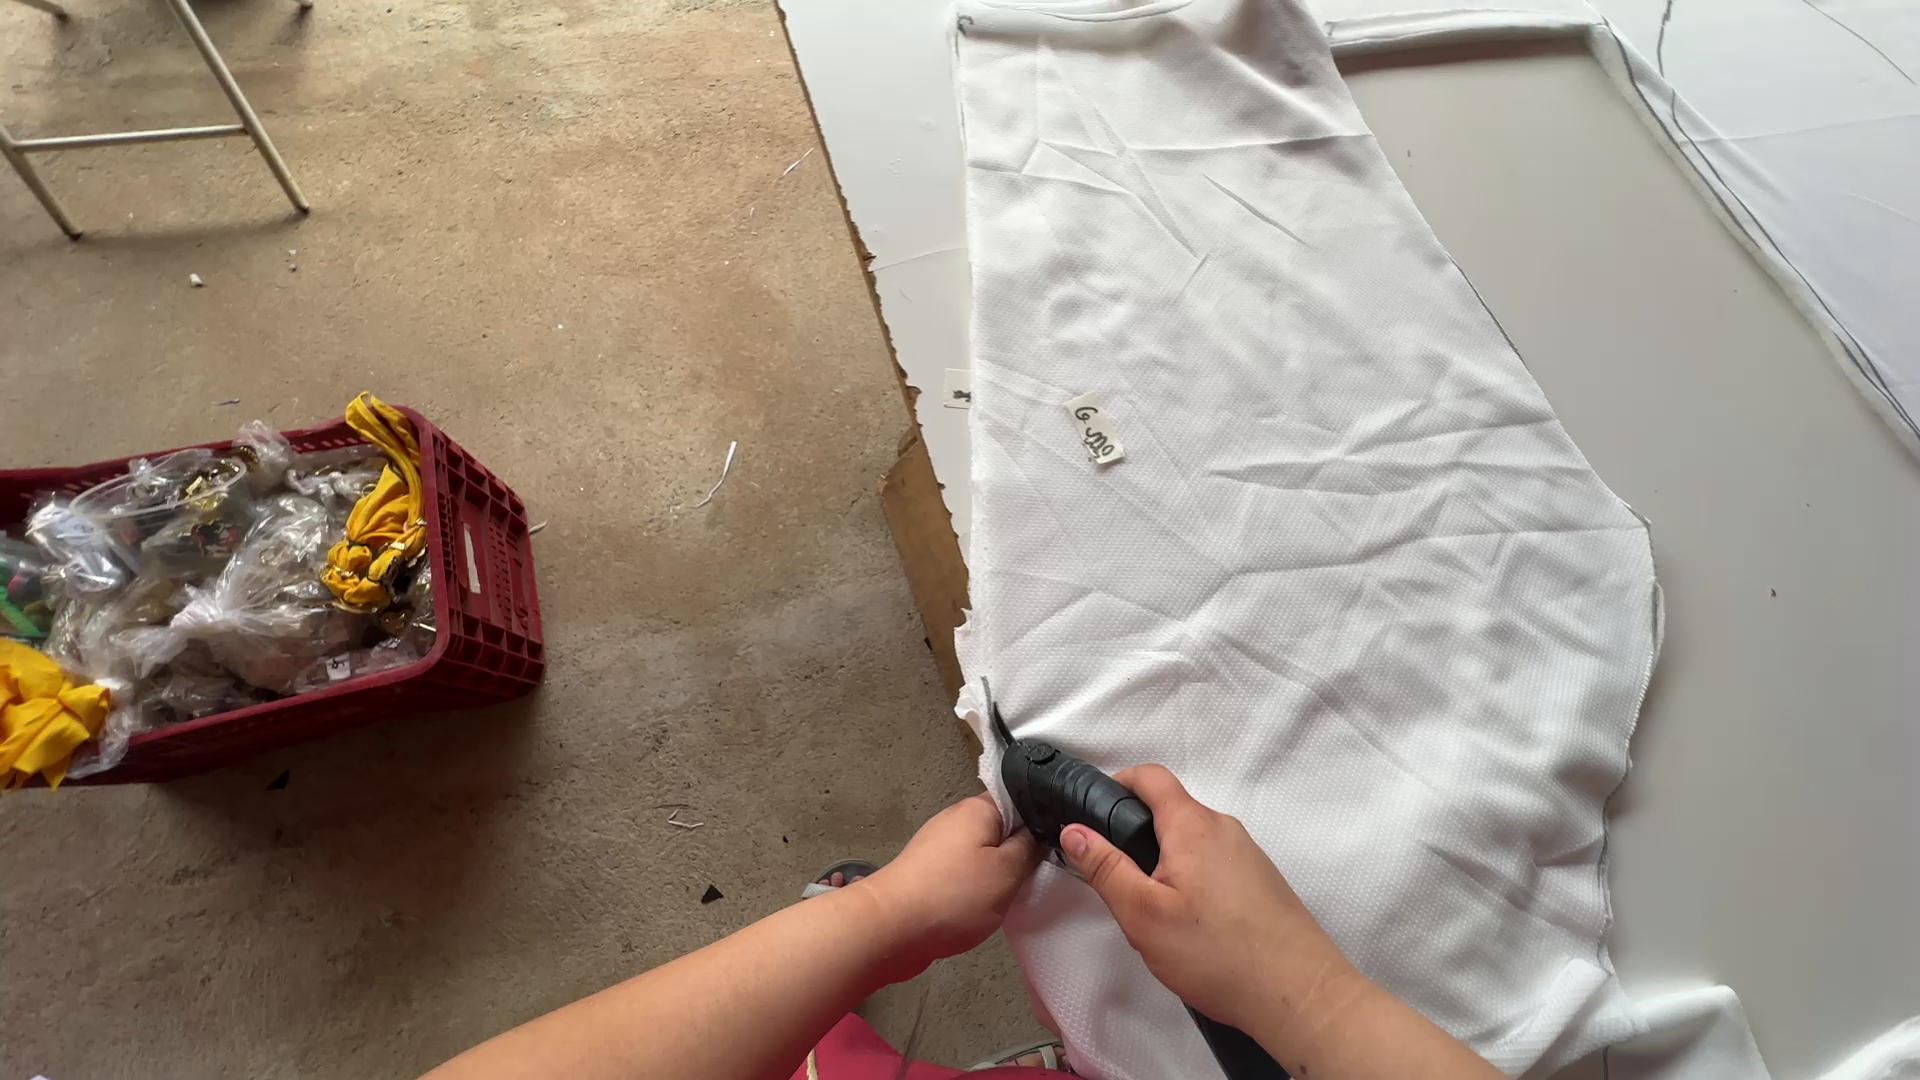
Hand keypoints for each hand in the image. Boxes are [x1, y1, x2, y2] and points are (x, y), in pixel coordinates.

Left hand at [859, 793, 1041, 980]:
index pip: (1019, 800)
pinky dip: (975, 889)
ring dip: (995, 875)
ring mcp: (940, 845)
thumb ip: (1029, 848)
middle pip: (1001, 829)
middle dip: (1016, 855)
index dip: (1039, 823)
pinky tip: (979, 909)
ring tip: (1002, 898)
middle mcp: (956, 819)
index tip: (1051, 847)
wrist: (892, 928)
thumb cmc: (950, 896)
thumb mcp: (1007, 872)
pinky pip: (964, 873)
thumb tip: (1038, 834)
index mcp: (977, 808)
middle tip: (1027, 878)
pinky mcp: (930, 871)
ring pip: (983, 854)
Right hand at [1059, 765, 1362, 1035]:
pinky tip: (1194, 924)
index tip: (1098, 810)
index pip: (1151, 776)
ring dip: (1167, 860)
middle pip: (1170, 810)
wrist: (1303, 999)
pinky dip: (1194, 877)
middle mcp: (1223, 827)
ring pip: (1192, 839)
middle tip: (1123, 878)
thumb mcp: (1143, 915)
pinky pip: (1215, 861)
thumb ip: (1104, 867)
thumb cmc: (1219, 954)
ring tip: (1158, 910)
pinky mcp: (1262, 880)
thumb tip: (1073, 830)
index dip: (1119, 782)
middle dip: (1139, 834)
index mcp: (1192, 824)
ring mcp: (1247, 853)